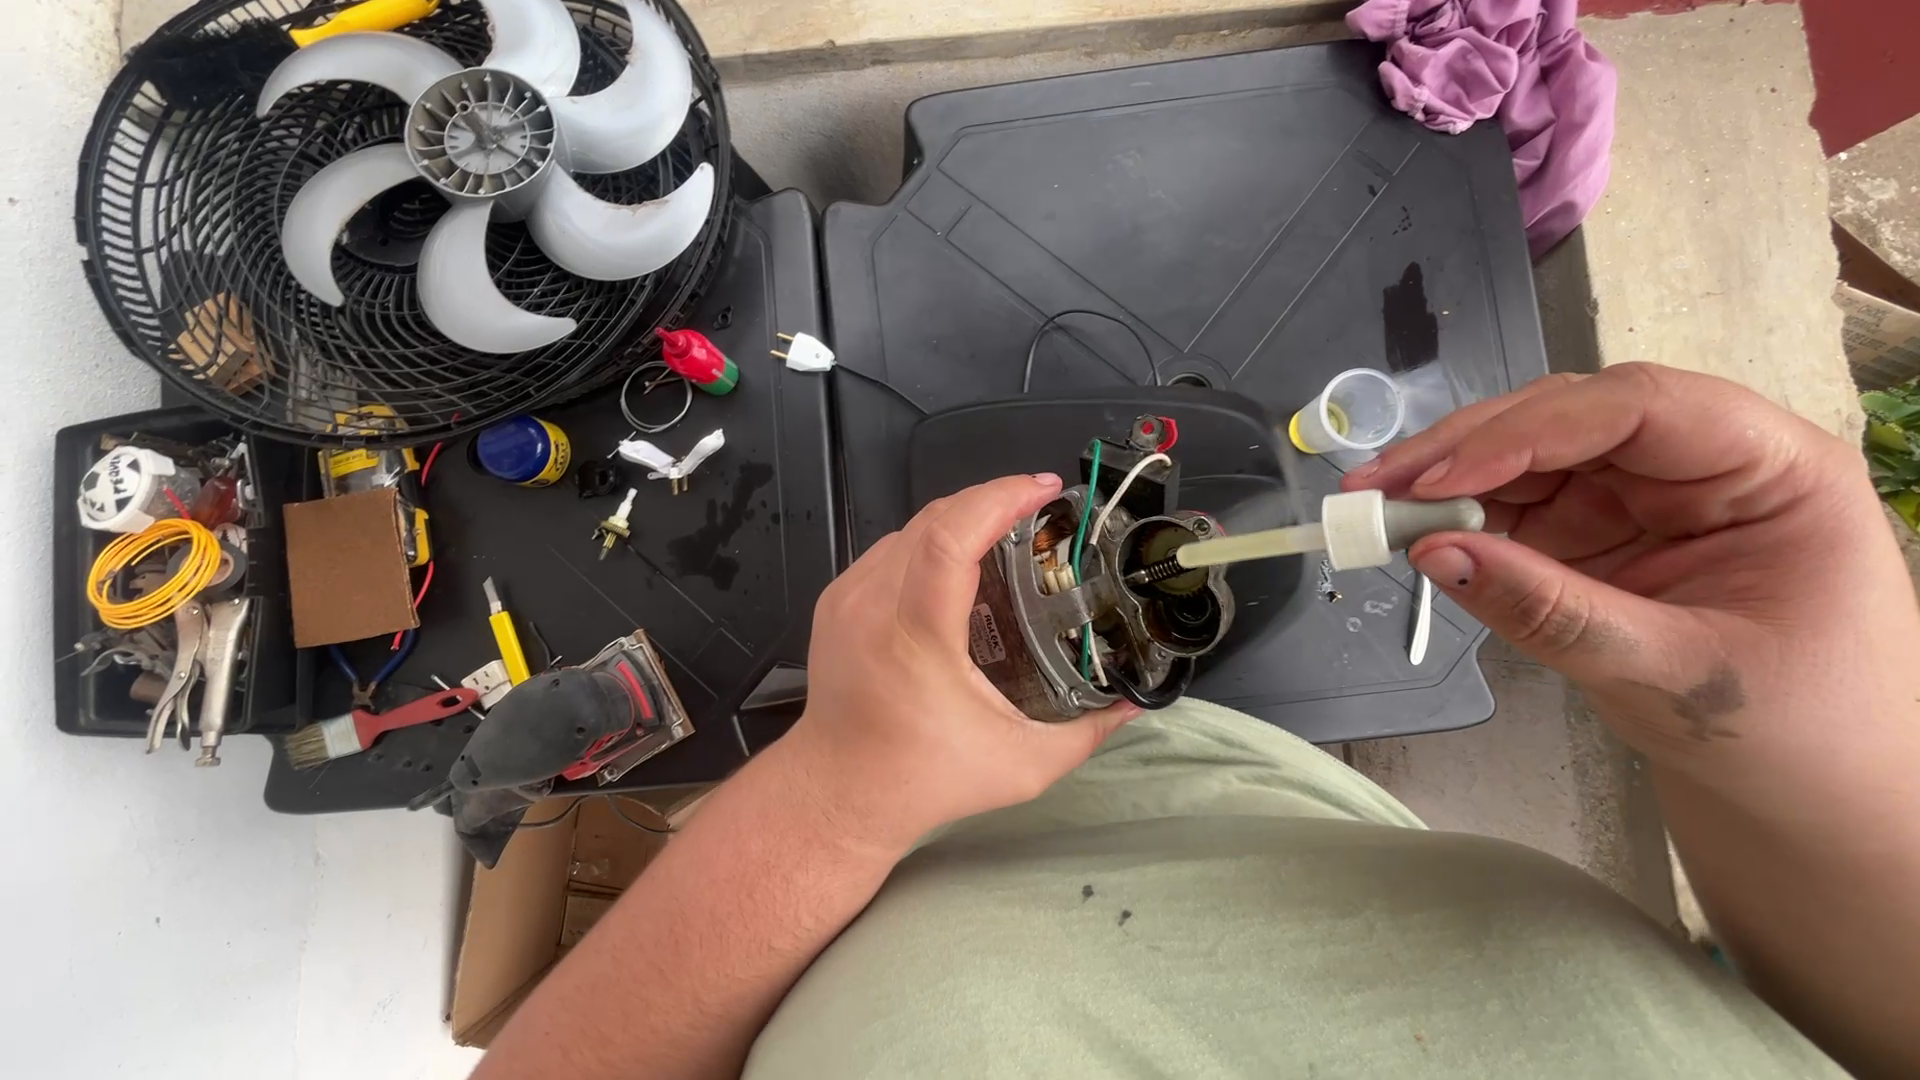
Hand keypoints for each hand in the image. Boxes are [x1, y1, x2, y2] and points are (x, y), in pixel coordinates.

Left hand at [779, 474, 1137, 854]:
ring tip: (1007, 527)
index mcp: (915, 638)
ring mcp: (846, 598)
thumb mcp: (1021, 766)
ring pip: (909, 528)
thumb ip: (1087, 733)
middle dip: (990, 499)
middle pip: (933, 520)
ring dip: (960, 516)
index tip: (1045, 489)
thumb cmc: (926, 780)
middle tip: (1040, 505)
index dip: (998, 500)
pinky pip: (889, 548)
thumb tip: (1136, 700)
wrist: (837, 792)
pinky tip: (960, 557)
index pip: (950, 540)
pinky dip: (930, 539)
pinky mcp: (835, 601)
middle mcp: (872, 605)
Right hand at [1344, 363, 1919, 781]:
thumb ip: (1549, 611)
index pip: (1635, 410)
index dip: (1526, 433)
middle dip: (1463, 448)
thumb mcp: (1671, 671)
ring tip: (1372, 504)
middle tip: (1375, 485)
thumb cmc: (1791, 732)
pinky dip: (1451, 514)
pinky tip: (1408, 526)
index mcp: (1767, 470)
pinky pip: (1507, 503)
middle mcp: (1693, 464)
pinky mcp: (1588, 529)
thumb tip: (1430, 553)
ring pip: (1520, 453)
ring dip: (1442, 476)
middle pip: (1563, 418)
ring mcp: (1634, 495)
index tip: (1436, 483)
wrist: (1804, 786)